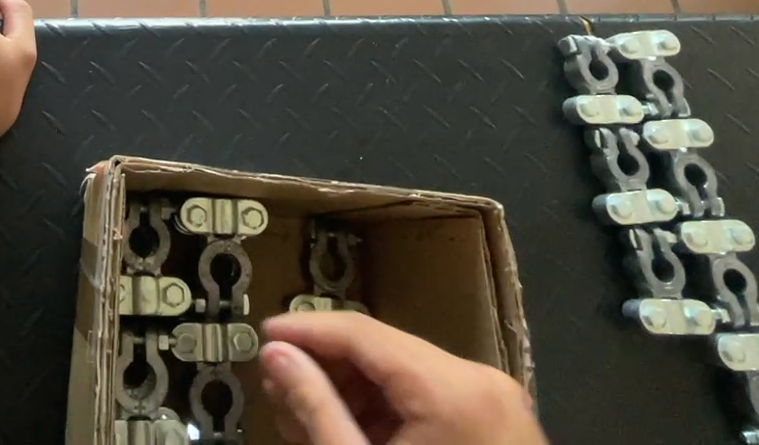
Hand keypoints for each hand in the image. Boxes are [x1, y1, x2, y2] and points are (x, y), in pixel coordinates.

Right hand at [258, 312, 545, 444]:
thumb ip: (316, 408)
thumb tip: (275, 355)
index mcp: (452, 389)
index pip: (362, 333)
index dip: (306, 329)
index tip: (263, 334)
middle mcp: (478, 381)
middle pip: (381, 352)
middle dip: (324, 366)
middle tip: (275, 383)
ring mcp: (493, 403)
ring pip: (400, 374)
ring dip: (349, 389)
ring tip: (300, 413)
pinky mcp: (495, 426)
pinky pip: (425, 399)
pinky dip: (383, 411)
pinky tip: (344, 428)